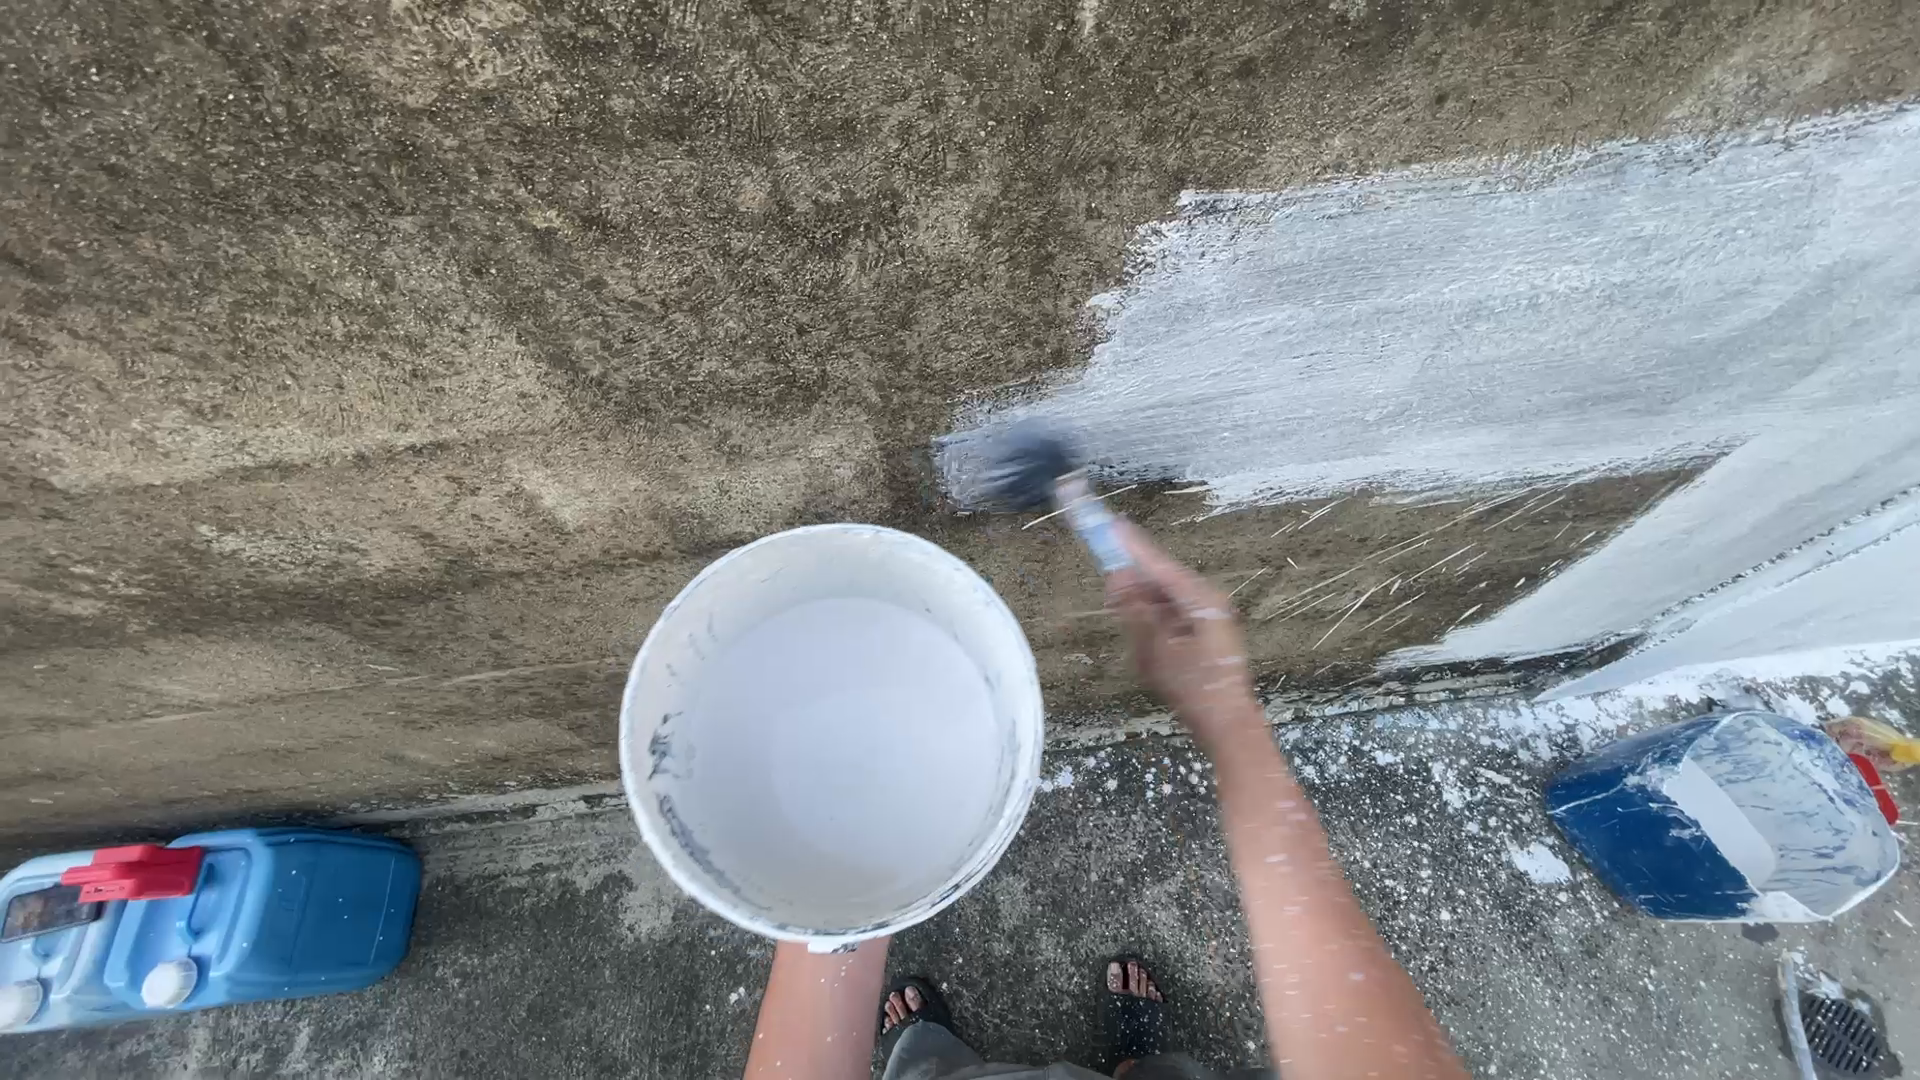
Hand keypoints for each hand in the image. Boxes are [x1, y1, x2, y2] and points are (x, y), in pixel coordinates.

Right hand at [1105, 522, 1263, 755]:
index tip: (1111, 524)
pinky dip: (1154, 614)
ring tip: (1127, 618)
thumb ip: (1136, 610)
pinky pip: (1172, 610)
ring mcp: (1208, 613)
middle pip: (1161, 577)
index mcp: (1199, 599)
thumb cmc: (1194, 689)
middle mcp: (1207, 599)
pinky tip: (1144, 630)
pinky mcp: (1205, 628)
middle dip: (1134, 579)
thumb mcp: (1156, 649)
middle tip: (1110, 588)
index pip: (1157, 563)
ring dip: (1142, 601)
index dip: (1131, 545)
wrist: (1228, 724)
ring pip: (1165, 595)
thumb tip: (1117, 575)